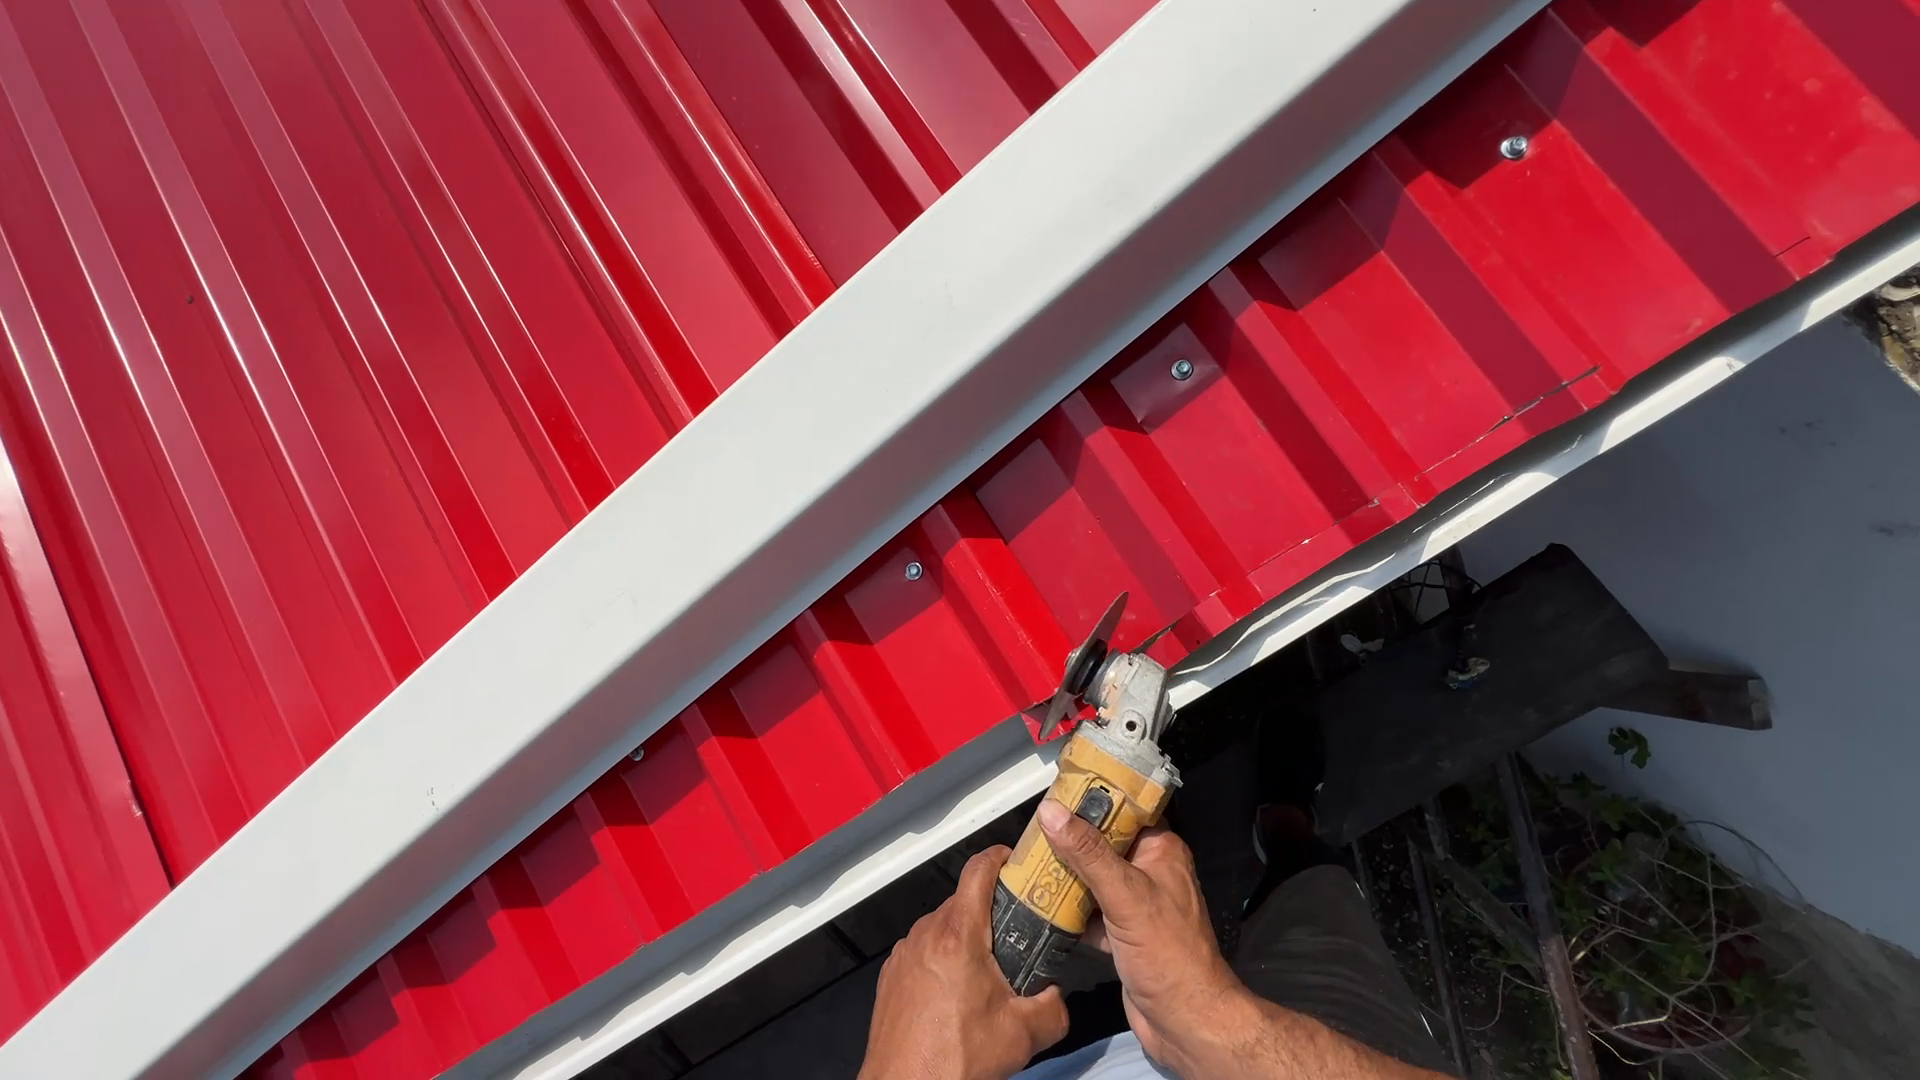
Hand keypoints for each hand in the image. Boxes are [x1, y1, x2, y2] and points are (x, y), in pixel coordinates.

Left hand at [859, 847, 1069, 1079]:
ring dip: (965, 939)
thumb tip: (1057, 994)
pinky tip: (955, 995)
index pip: (979, 869)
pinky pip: (924, 950)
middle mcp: (927, 932)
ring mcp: (905, 950)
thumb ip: (1053, 1006)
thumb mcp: (1022, 1036)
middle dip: (991, 912)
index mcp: (958, 933)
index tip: (1016, 862)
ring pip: (943, 926)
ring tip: (986, 975)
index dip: (1000, 857)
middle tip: (1015, 935)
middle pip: (964, 901)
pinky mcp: (892, 971)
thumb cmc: (955, 1060)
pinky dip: (942, 959)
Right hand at [1035, 800, 1249, 1073]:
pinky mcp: (1124, 933)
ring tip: (1032, 862)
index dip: (1094, 799)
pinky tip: (1043, 905)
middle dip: (1071, 839)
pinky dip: (1071, 909)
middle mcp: (1150, 871)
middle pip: (1104, 843)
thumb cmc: (1167, 952)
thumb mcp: (1125, 894)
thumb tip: (1051, 812)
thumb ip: (1087, 853)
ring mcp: (1137, 904)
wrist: (1186, 1023)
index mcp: (1160, 850)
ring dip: (1067, 875)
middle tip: (1035, 829)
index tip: (1058, 792)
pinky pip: (1092, 910)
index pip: (1125, 810)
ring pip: (1095, 877)